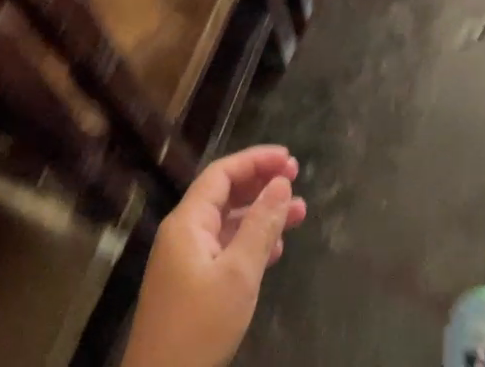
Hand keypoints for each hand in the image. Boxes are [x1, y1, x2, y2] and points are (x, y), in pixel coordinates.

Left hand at [120, 145, 307, 366]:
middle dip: (261, 184)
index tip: (289, 159)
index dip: (255, 160)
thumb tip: (281, 184)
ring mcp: (187, 260)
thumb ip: (261, 226)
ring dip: (262, 215)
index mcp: (187, 223)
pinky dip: (251, 242)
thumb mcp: (238, 274)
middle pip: (225, 194)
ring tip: (300, 214)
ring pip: (228, 222)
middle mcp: (184, 233)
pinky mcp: (192, 284)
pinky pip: (225, 248)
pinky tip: (276, 249)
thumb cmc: (199, 325)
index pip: (221, 174)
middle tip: (297, 179)